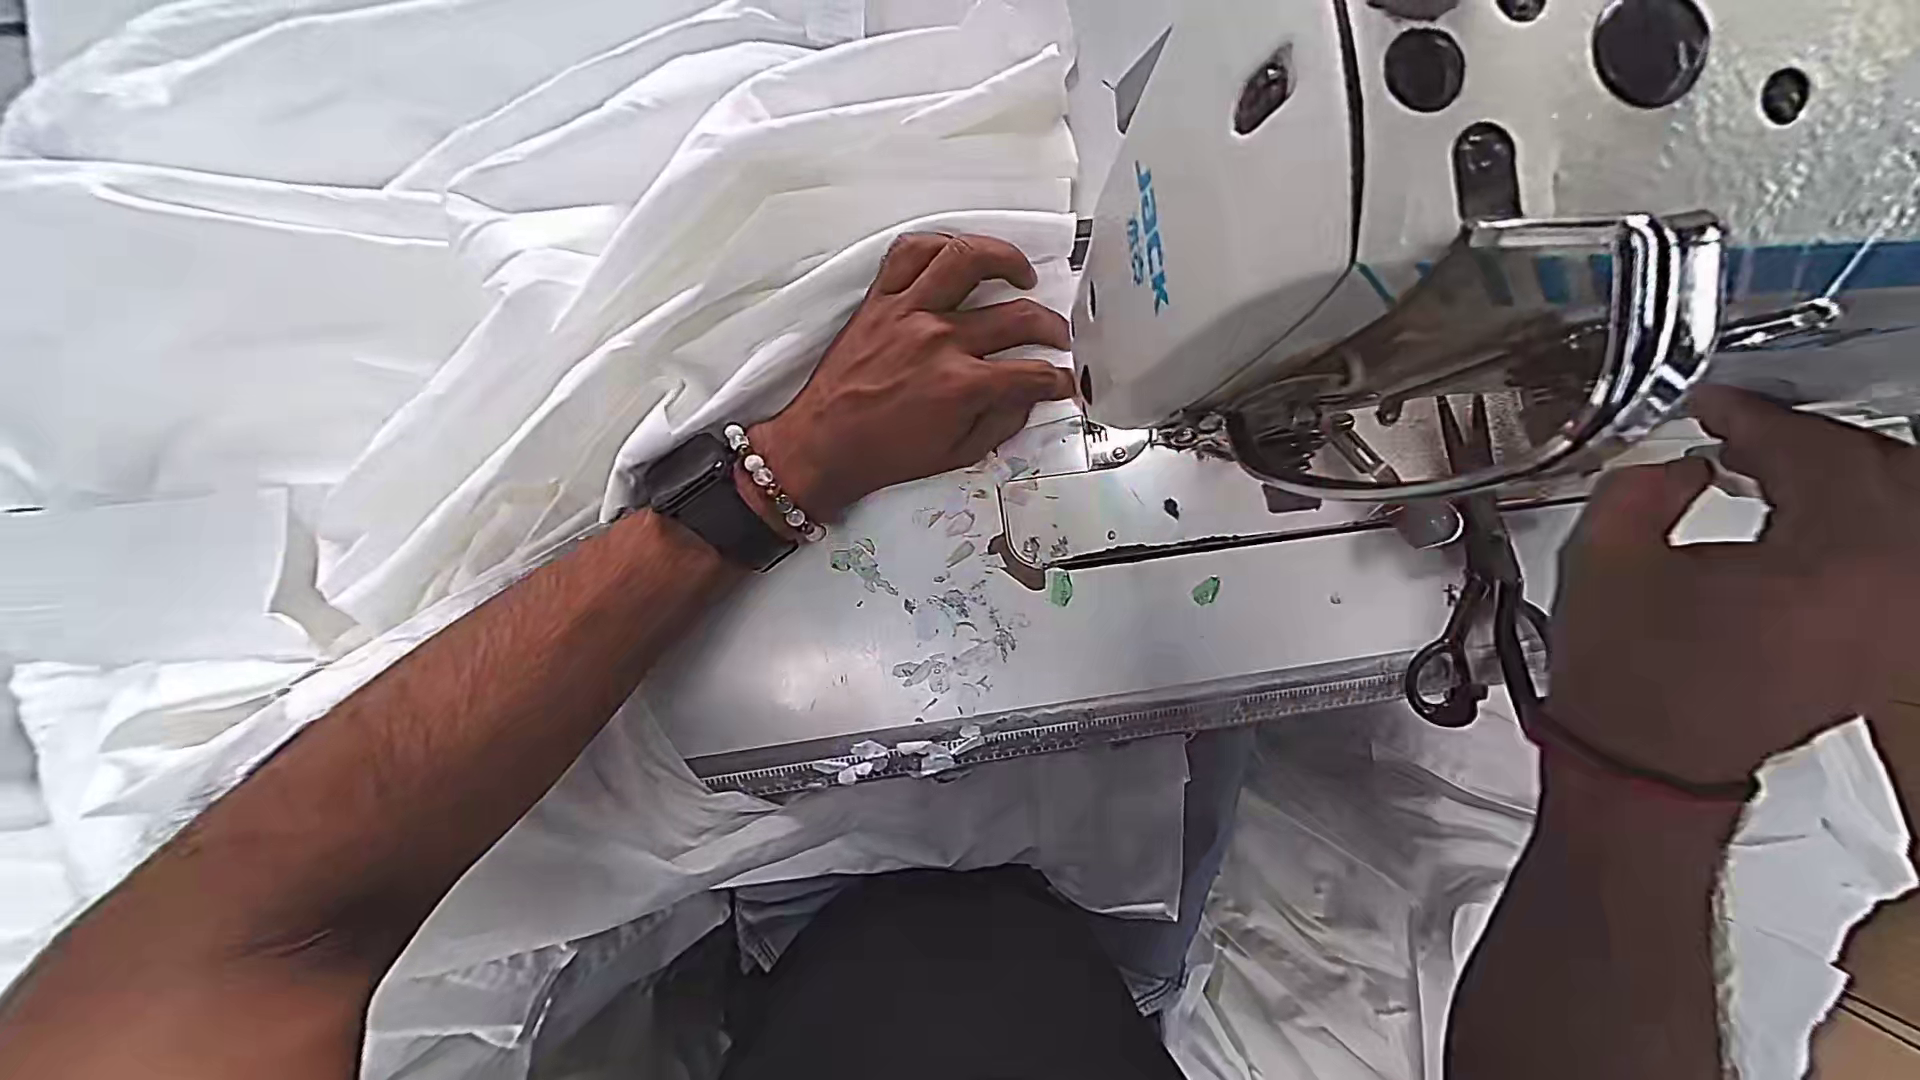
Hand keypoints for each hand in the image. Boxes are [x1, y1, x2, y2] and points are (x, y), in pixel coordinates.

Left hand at [745, 232, 1074, 520]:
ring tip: (1019, 272)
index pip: (1032, 373)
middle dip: (1052, 328)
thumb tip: (1027, 398)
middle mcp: (938, 341)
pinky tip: (955, 256)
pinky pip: (910, 253)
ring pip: (967, 259)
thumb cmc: (881, 453)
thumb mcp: (956, 453)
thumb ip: (1000, 423)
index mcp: (961, 386)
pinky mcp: (880, 302)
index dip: (1059, 378)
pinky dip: (939, 244)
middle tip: (1056, 336)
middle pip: (1016, 316)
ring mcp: (908, 314)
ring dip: (1005, 258)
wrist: (824, 446)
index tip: (1064, 379)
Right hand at [1548, 386, 1919, 786]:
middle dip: (1806, 438)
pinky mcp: (1897, 635)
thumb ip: (1640, 489)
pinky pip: (1897, 547)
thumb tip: (1675, 464)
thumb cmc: (1626, 671)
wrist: (1648, 750)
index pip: (1817, 452)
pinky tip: (1799, 511)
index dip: (1756, 416)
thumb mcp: (1604, 559)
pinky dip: (1854, 513)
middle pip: (1887, 469)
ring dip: (1836, 472)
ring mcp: (1911, 616)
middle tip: (1739, 427)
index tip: (1716, 403)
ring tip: (1765, 461)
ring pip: (1906, 505)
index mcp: (1832, 562)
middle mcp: (1899, 587)